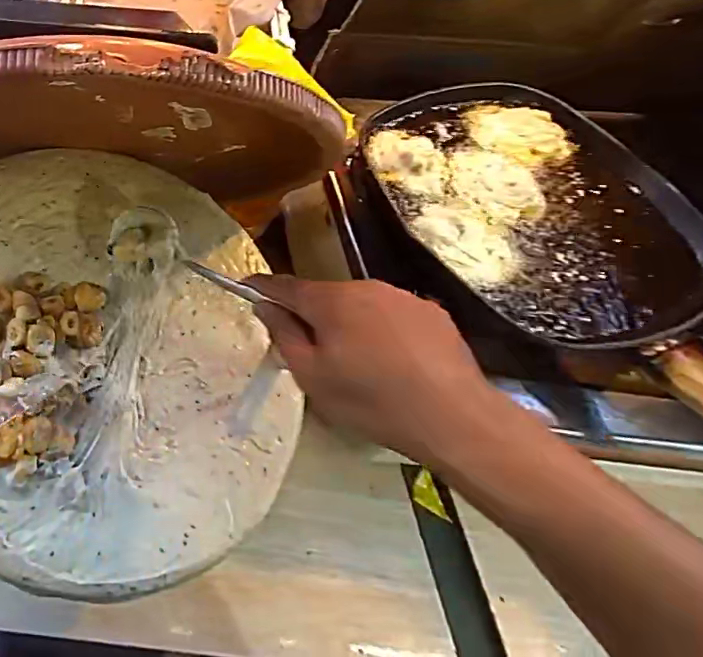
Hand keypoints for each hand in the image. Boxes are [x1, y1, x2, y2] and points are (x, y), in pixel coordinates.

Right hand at [244, 276, 498, 466]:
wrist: (455, 416)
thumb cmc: (373, 401)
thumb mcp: (314, 377)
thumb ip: (284, 336)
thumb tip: (266, 306)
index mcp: (330, 301)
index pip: (285, 285)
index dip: (263, 287)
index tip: (248, 288)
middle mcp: (364, 287)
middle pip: (325, 297)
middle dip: (313, 316)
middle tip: (314, 353)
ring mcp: (401, 296)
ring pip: (361, 305)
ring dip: (351, 325)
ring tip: (362, 366)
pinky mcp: (431, 312)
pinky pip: (393, 316)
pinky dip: (384, 332)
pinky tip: (396, 365)